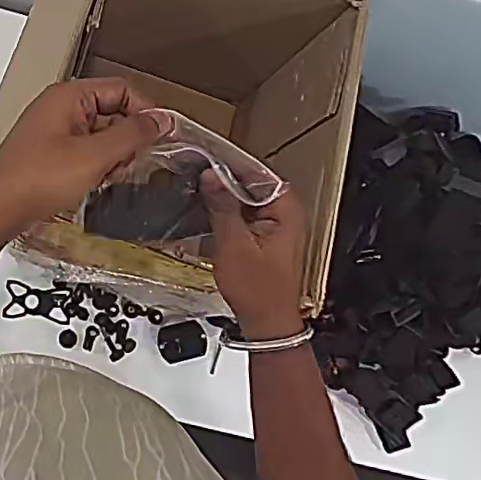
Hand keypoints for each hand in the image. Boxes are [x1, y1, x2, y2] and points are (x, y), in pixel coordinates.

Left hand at [0, 78, 165, 241]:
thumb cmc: (33, 181)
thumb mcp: (95, 156)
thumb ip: (133, 135)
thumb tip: (160, 120)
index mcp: (69, 96)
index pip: (122, 90)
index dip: (145, 112)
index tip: (160, 135)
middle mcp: (61, 108)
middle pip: (114, 113)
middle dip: (126, 140)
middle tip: (126, 163)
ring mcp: (55, 131)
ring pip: (102, 136)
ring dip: (112, 157)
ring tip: (104, 175)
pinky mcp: (52, 153)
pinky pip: (88, 152)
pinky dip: (97, 166)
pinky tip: (92, 182)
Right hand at [203, 171, 307, 338]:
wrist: (266, 323)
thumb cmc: (259, 292)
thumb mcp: (234, 245)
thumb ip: (222, 207)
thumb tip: (212, 177)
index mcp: (285, 209)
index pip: (256, 172)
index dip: (228, 163)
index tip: (205, 156)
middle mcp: (284, 213)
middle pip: (250, 182)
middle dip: (222, 177)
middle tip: (195, 169)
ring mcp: (275, 224)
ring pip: (244, 198)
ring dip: (222, 195)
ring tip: (197, 188)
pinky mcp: (264, 235)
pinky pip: (243, 213)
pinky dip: (225, 211)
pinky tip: (207, 211)